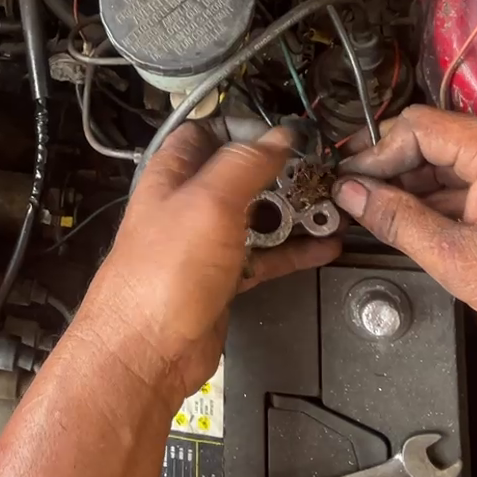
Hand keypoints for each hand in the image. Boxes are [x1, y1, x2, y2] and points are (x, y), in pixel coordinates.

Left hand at [72, 126, 341, 400]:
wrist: (147, 350)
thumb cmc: (160, 274)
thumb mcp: (208, 203)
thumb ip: (244, 164)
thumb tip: (276, 136)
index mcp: (172, 175)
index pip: (206, 132)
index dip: (244, 126)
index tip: (284, 131)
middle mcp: (187, 204)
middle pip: (238, 174)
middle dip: (278, 171)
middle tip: (316, 171)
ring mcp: (205, 242)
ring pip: (255, 215)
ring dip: (291, 211)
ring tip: (328, 205)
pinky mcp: (223, 277)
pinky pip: (264, 256)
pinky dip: (293, 251)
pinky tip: (323, 246)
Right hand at [332, 106, 476, 370]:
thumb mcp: (459, 258)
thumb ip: (396, 219)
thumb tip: (348, 192)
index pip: (418, 127)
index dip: (377, 154)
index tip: (347, 185)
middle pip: (436, 140)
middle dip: (393, 170)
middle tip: (354, 199)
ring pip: (455, 161)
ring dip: (417, 186)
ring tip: (381, 215)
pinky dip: (448, 198)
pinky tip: (422, 223)